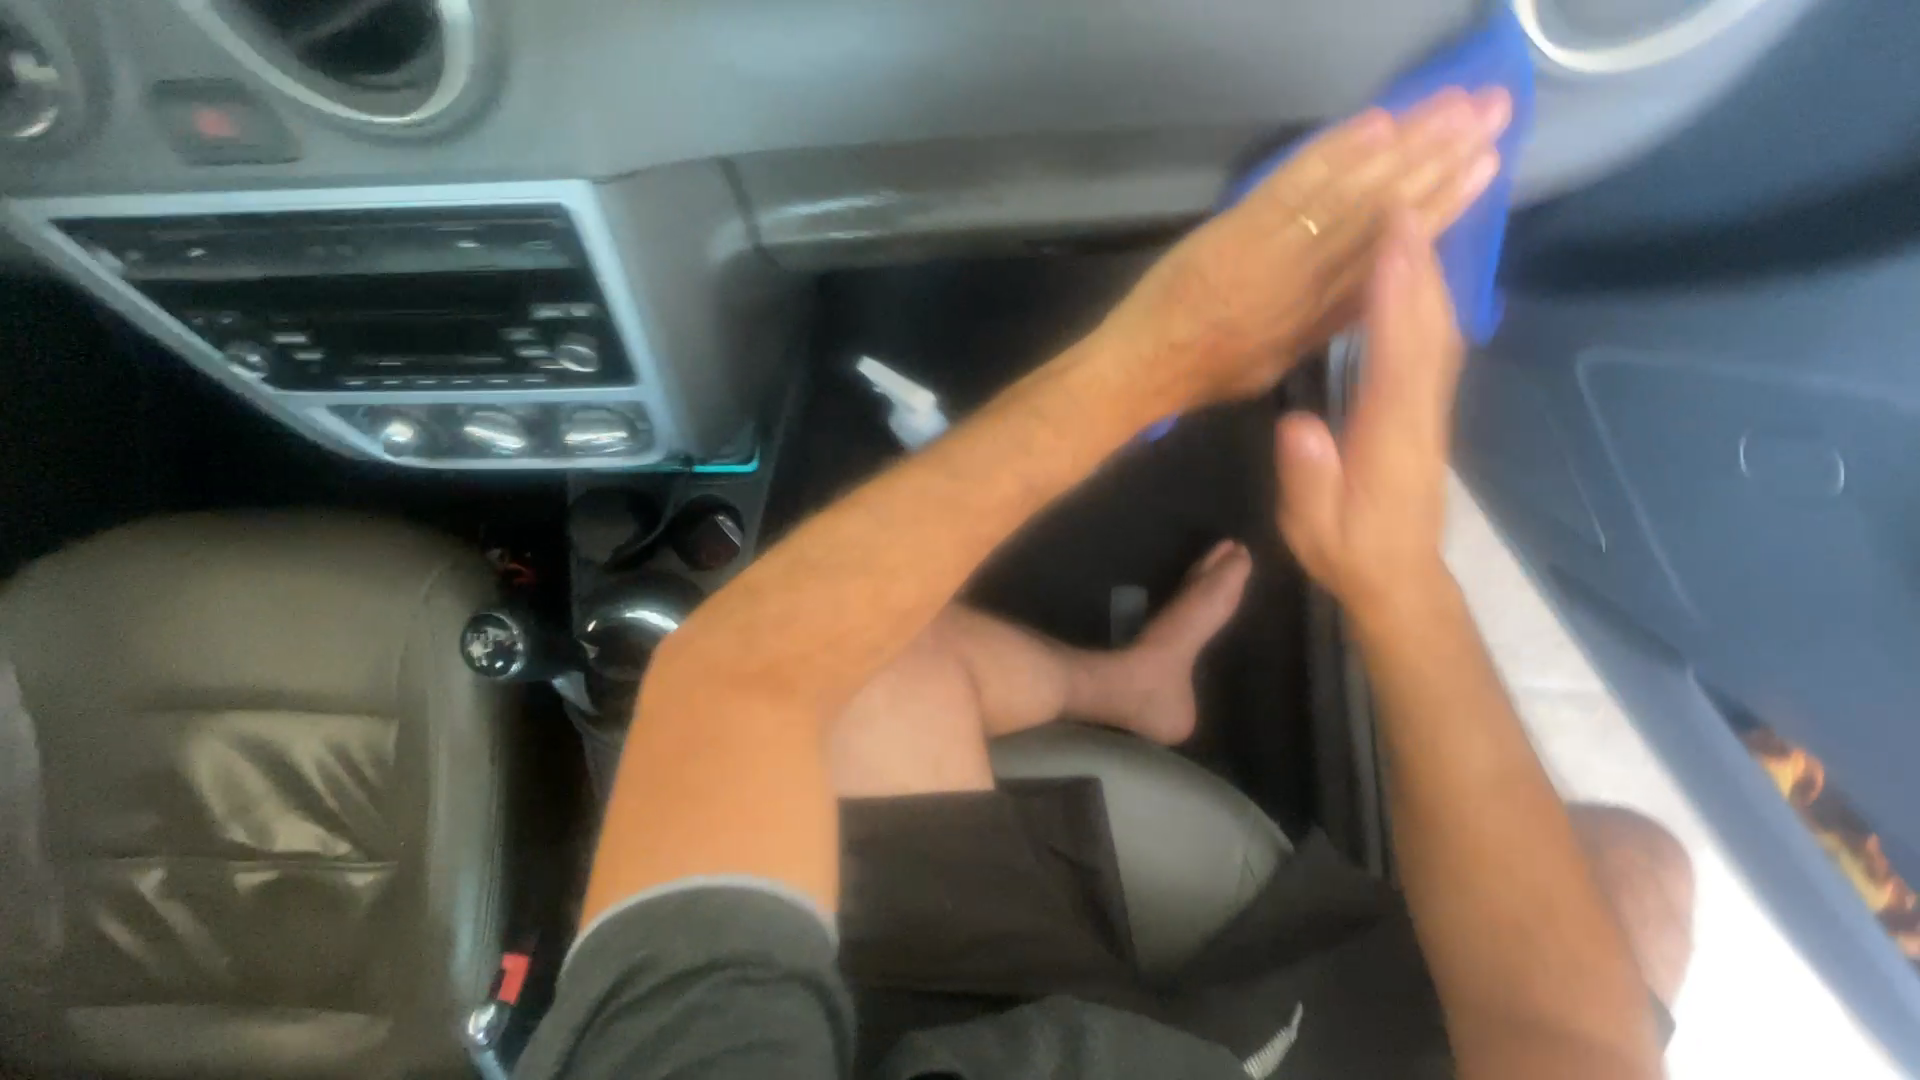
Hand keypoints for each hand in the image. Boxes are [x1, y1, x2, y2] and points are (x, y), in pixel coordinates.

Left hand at [1096, 86, 1508, 408]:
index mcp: (1318, 321)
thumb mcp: (1275, 362)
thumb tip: (1369, 285)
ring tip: (1454, 105)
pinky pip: (1292, 187)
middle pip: (1382, 217)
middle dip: (1439, 162)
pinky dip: (1334, 153)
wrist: (1140, 367)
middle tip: (1492, 112)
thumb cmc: (1204, 374)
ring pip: (1346, 196)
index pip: (1389, 258)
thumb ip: (1323, 323)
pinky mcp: (1234, 232)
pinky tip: (1376, 124)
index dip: (1441, 211)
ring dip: (1403, 146)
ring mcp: (1269, 255)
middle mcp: (1305, 284)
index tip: (1485, 169)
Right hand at [1274, 211, 1462, 619]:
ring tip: (1415, 220)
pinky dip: (1432, 301)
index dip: (1396, 293)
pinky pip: (1438, 345)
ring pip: (1442, 330)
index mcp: (1390, 436)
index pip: (1398, 354)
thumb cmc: (1349, 551)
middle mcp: (1421, 412)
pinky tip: (1419, 278)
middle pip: (1430, 327)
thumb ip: (1310, 477)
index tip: (1392, 235)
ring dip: (1431, 273)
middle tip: (1407, 200)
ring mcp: (1432, 409)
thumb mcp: (1315, 527)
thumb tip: (1298, 425)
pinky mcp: (1429, 410)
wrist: (1400, 577)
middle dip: (1419, 262)